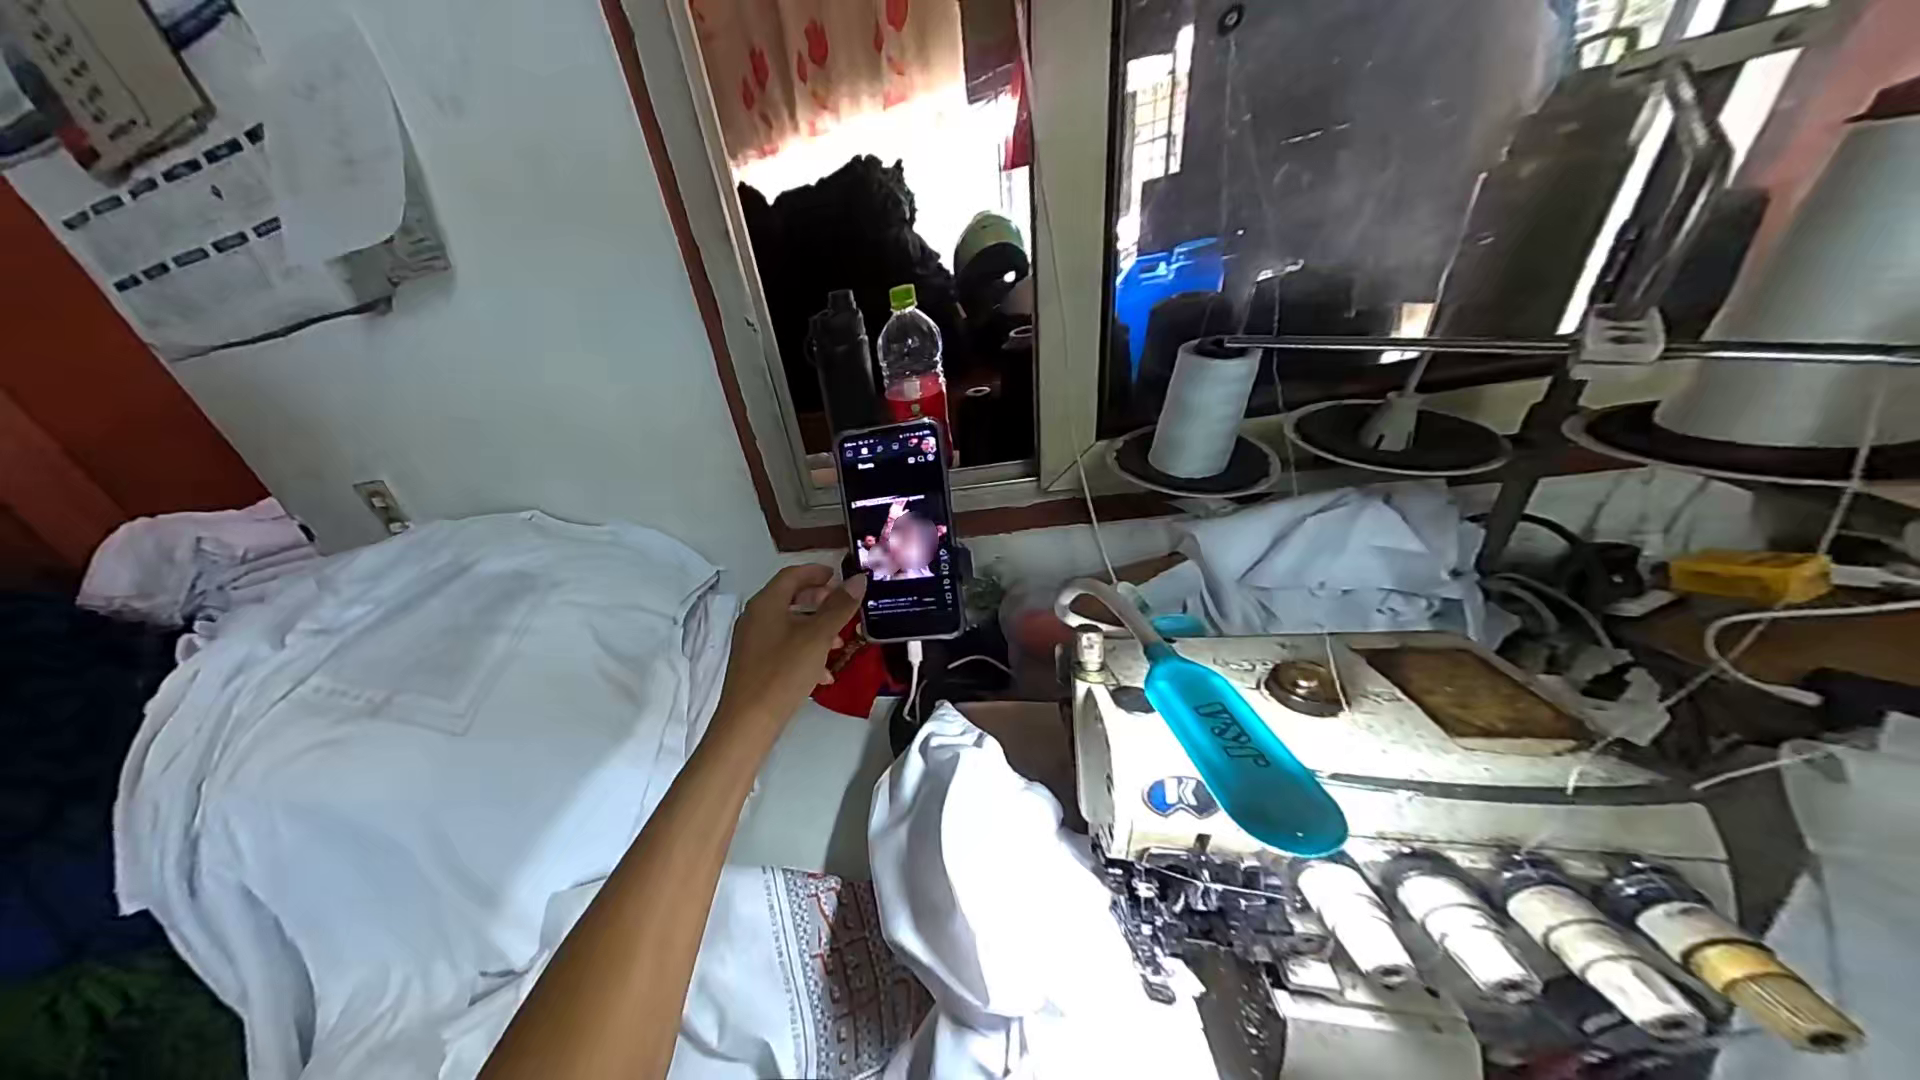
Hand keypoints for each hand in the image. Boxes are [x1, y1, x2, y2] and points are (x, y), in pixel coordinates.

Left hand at [714, 564, 866, 731]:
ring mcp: (753, 642)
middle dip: (819, 600)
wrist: (749, 722)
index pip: (792, 575)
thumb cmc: (782, 673)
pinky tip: (824, 672)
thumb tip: (857, 580)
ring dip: (816, 627)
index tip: (839, 576)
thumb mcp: (818, 637)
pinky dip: (806, 650)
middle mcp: (755, 618)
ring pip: (790, 624)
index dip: (816, 572)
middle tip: (843, 606)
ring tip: (839, 642)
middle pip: (790, 598)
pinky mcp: (756, 665)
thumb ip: (839, 607)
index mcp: (766, 604)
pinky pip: (785, 647)